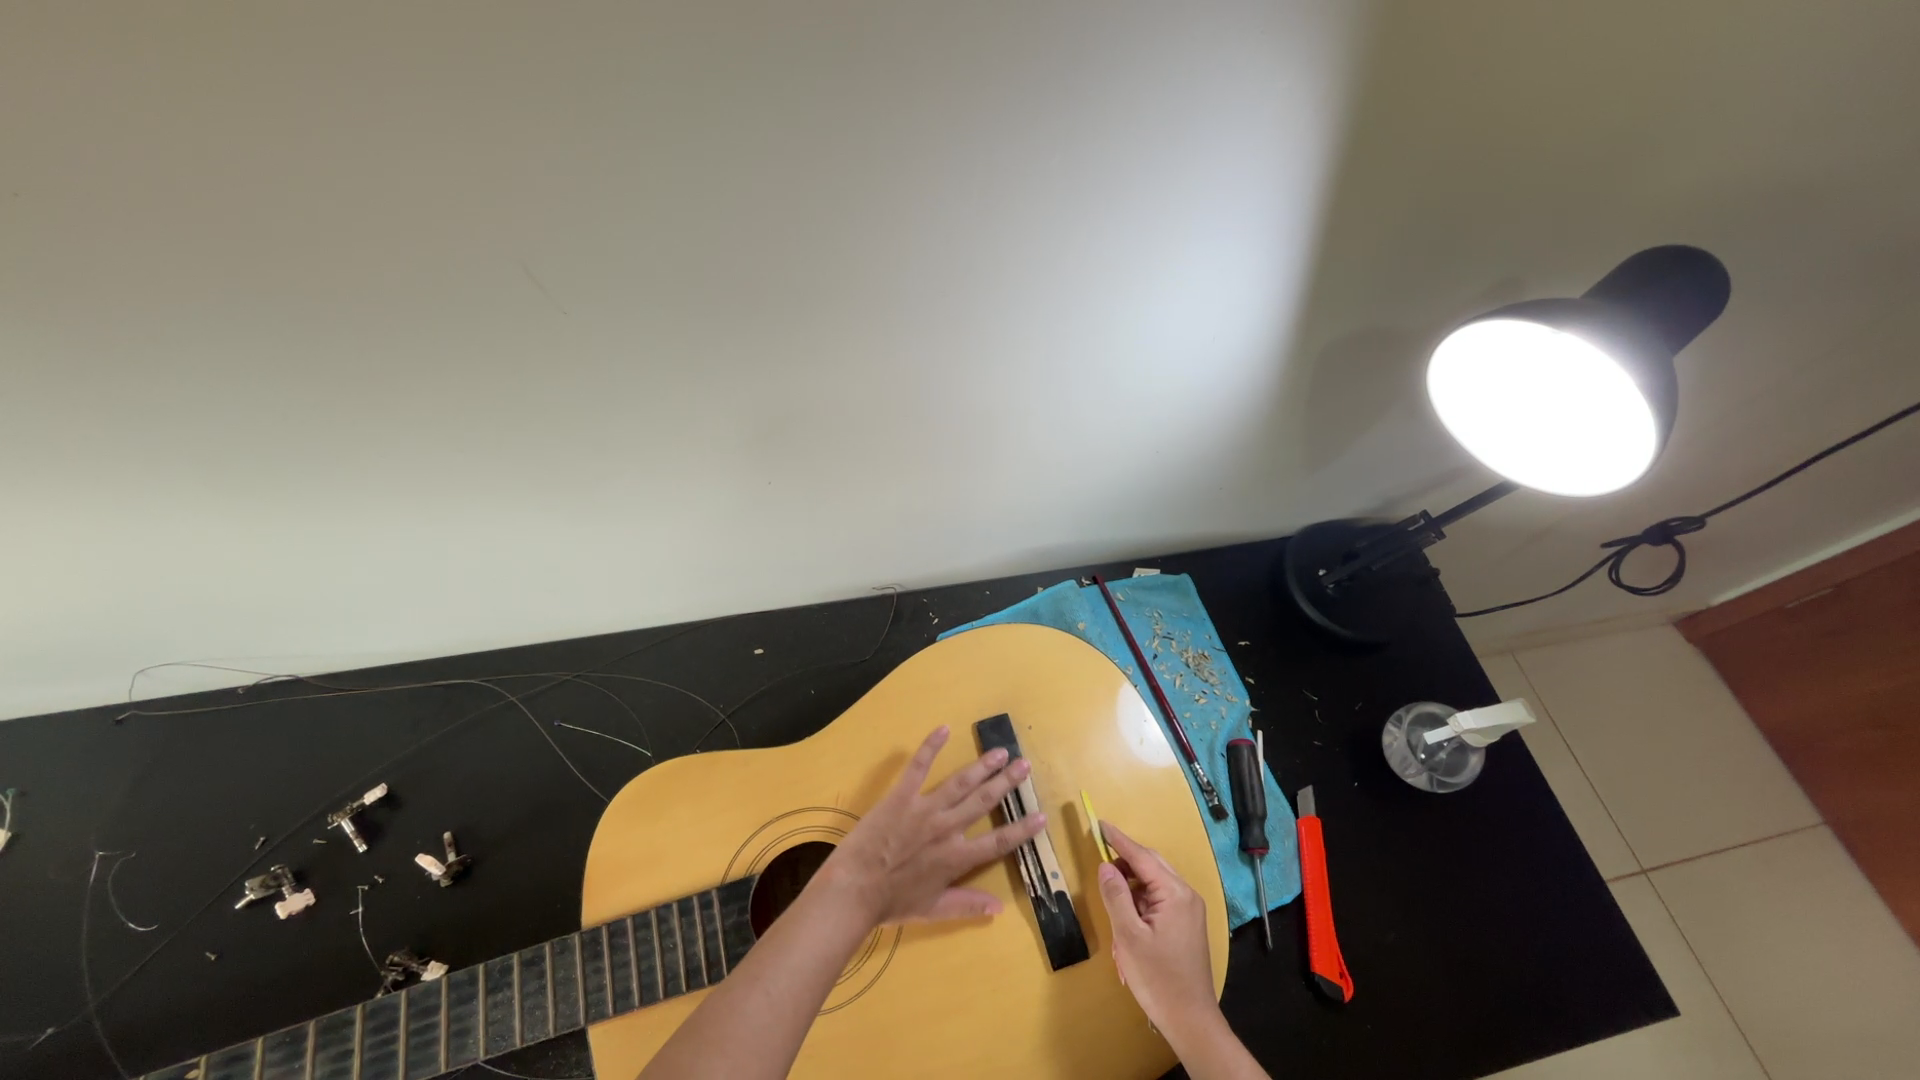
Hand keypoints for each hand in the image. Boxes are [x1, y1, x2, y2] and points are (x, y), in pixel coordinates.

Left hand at [812, 726, 1047, 926]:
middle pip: (983, 802)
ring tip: (1001, 752)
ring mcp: (924, 809)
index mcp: (956, 858)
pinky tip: (943, 729)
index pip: (998, 843)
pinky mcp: (901, 796)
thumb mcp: (933, 910)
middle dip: (1006, 783)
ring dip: (982, 766)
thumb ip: (967, 906)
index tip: (1042, 815)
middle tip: (1025, 765)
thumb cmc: (891, 903)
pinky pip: (918, 768)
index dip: (1022, 830)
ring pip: (960, 783)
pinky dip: (930, 747)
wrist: (854, 890)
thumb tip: (1000, 909)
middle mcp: (947, 829)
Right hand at [1095, 823, 1218, 1035]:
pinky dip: (1141, 900)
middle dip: (1125, 860)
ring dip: (1132, 884)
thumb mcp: (1128, 936)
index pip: (1142, 856)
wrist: (1190, 1019)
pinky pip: (1160, 899)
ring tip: (1110, 895)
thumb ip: (1116, 896)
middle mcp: (1186, 895)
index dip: (1119, 840)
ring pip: (1155, 882)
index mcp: (1174, 893)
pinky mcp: (1186, 925)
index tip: (1100, 824)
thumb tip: (1106, 866)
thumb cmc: (1157, 977)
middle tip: (1100, 860)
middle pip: (1151, 865)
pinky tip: (1127, 916)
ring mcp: (1189, 910)